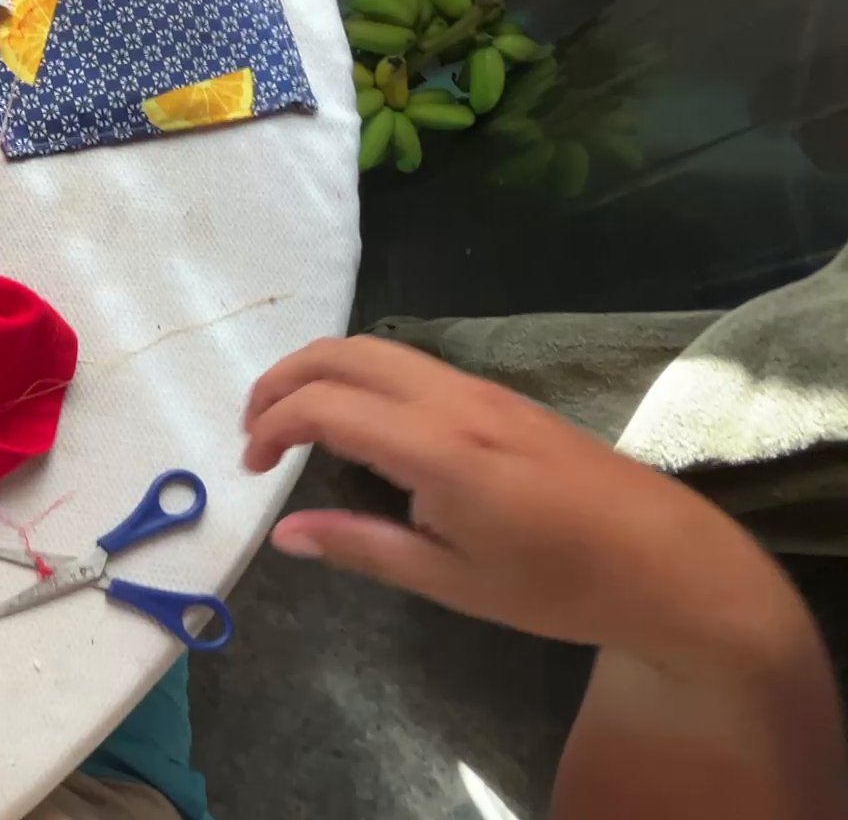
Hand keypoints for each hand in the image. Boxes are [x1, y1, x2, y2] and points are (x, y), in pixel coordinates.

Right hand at [242, 336, 810, 668]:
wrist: (680, 567)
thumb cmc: (560, 585)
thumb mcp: (450, 580)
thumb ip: (358, 546)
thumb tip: (282, 535)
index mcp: (439, 449)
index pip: (324, 406)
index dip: (272, 427)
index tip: (253, 465)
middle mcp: (450, 400)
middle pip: (337, 354)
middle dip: (278, 380)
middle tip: (255, 427)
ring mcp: (473, 387)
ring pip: (367, 347)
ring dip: (312, 370)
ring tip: (290, 415)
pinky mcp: (489, 390)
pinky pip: (398, 359)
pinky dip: (348, 373)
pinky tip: (348, 415)